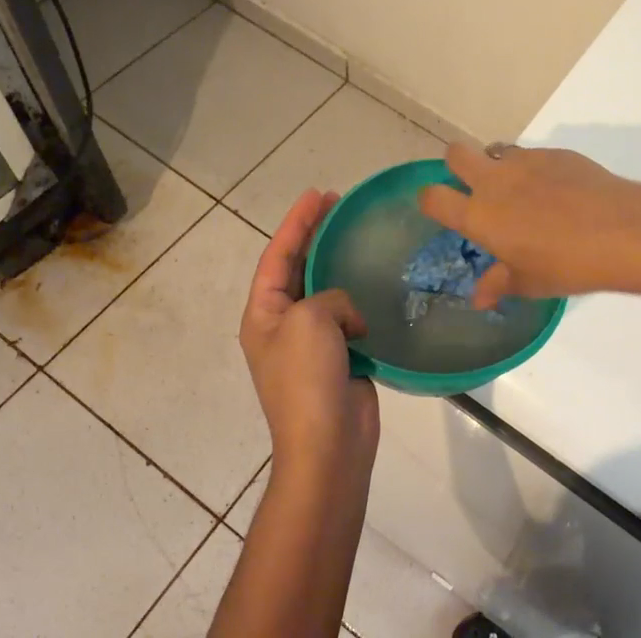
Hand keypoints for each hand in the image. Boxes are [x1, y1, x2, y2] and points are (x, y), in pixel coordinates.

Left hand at [239, 189, 378, 466]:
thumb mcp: (308, 320)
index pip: (277, 256)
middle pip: (298, 270)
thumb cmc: (307, 380)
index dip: (296, 223)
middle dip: (316, 238)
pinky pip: (347, 322)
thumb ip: (326, 296)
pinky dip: (360, 305)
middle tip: (340, 206)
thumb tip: (349, 317)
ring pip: (325, 295)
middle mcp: (282, 326)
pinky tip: (377, 292)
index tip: (318, 194)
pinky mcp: (338, 361)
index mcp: (263, 314)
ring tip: (363, 244)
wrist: (328, 445)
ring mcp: (310, 345)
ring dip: (340, 271)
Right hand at [418, 143, 640, 307]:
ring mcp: (525, 161)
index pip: (433, 197)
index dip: (431, 201)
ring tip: (523, 193)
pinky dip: (536, 170)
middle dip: (458, 166)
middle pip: (456, 154)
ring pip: (497, 150)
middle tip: (478, 190)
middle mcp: (494, 181)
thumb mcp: (529, 282)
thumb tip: (479, 298)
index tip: (442, 210)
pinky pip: (533, 156)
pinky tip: (559, 193)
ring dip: (499, 166)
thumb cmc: (566, 264)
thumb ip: (498, 284)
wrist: (618, 229)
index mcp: (479, 215)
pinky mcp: (556, 153)